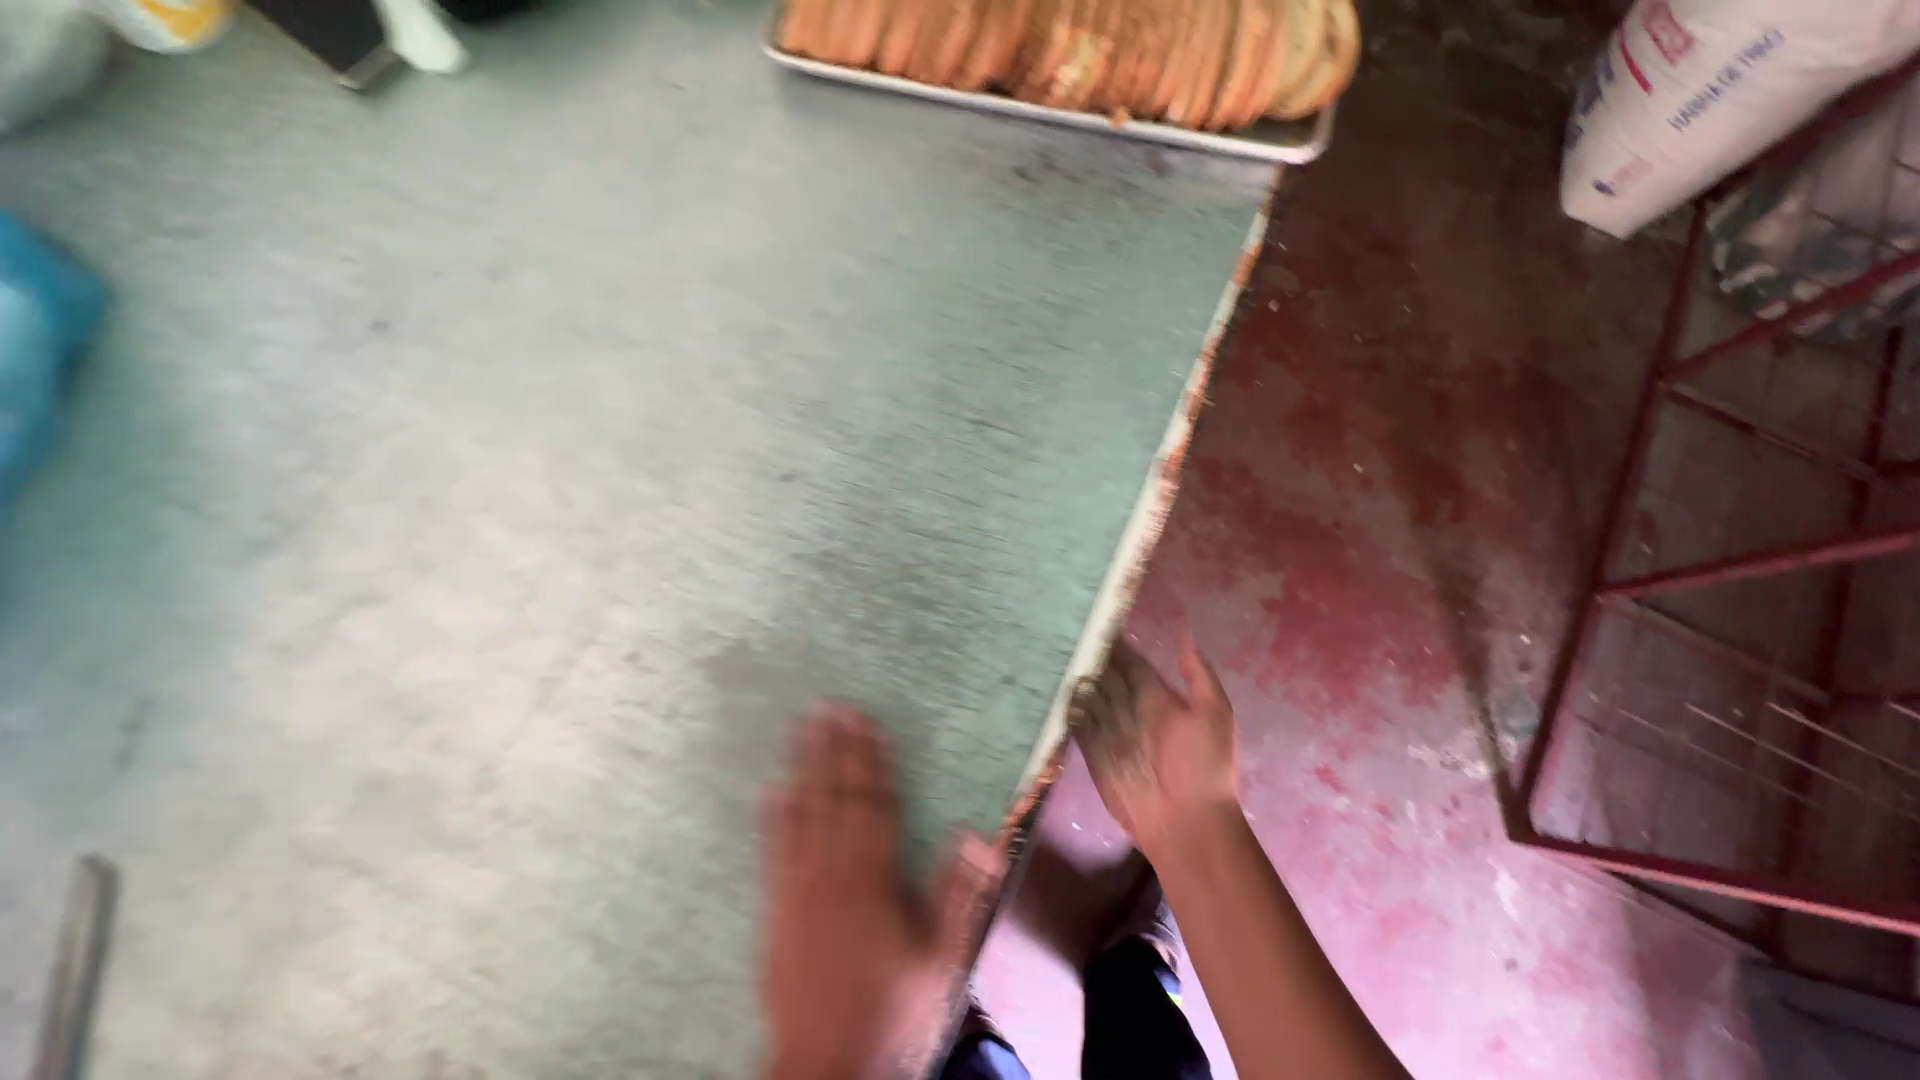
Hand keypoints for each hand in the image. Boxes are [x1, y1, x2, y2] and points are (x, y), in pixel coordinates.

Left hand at [760, 702, 1000, 1079]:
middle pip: (835, 798)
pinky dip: (772, 816)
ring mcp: (797, 890)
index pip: (874, 803)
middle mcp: (830, 872)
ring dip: (802, 767)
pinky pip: (773, 850)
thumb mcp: (941, 958)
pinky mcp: (776, 910)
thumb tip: (975, 834)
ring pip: (801, 814)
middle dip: (833, 749)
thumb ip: (957, 895)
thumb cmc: (893, 1011)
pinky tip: (770, 791)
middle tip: (828, 706)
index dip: (870, 759)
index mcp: (873, 878)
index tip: (865, 719)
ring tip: (800, 728)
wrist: (826, 1066)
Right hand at [1072, 633, 1238, 856]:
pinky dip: (1064, 709)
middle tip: (1064, 630)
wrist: (1188, 822)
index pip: (1132, 663)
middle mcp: (1132, 710)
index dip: (1116, 644)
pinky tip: (1048, 688)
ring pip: (1088, 697)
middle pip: (1106, 676)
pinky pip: (1076, 726)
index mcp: (1159, 698)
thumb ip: (1198, 675)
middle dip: (1088, 657)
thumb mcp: (1214, 715)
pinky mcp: (1094, 754)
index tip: (1095, 620)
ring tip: (1051, 653)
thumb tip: (1185, 634)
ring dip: (1072, 678)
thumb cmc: (1205, 767)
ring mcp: (1111, 732)